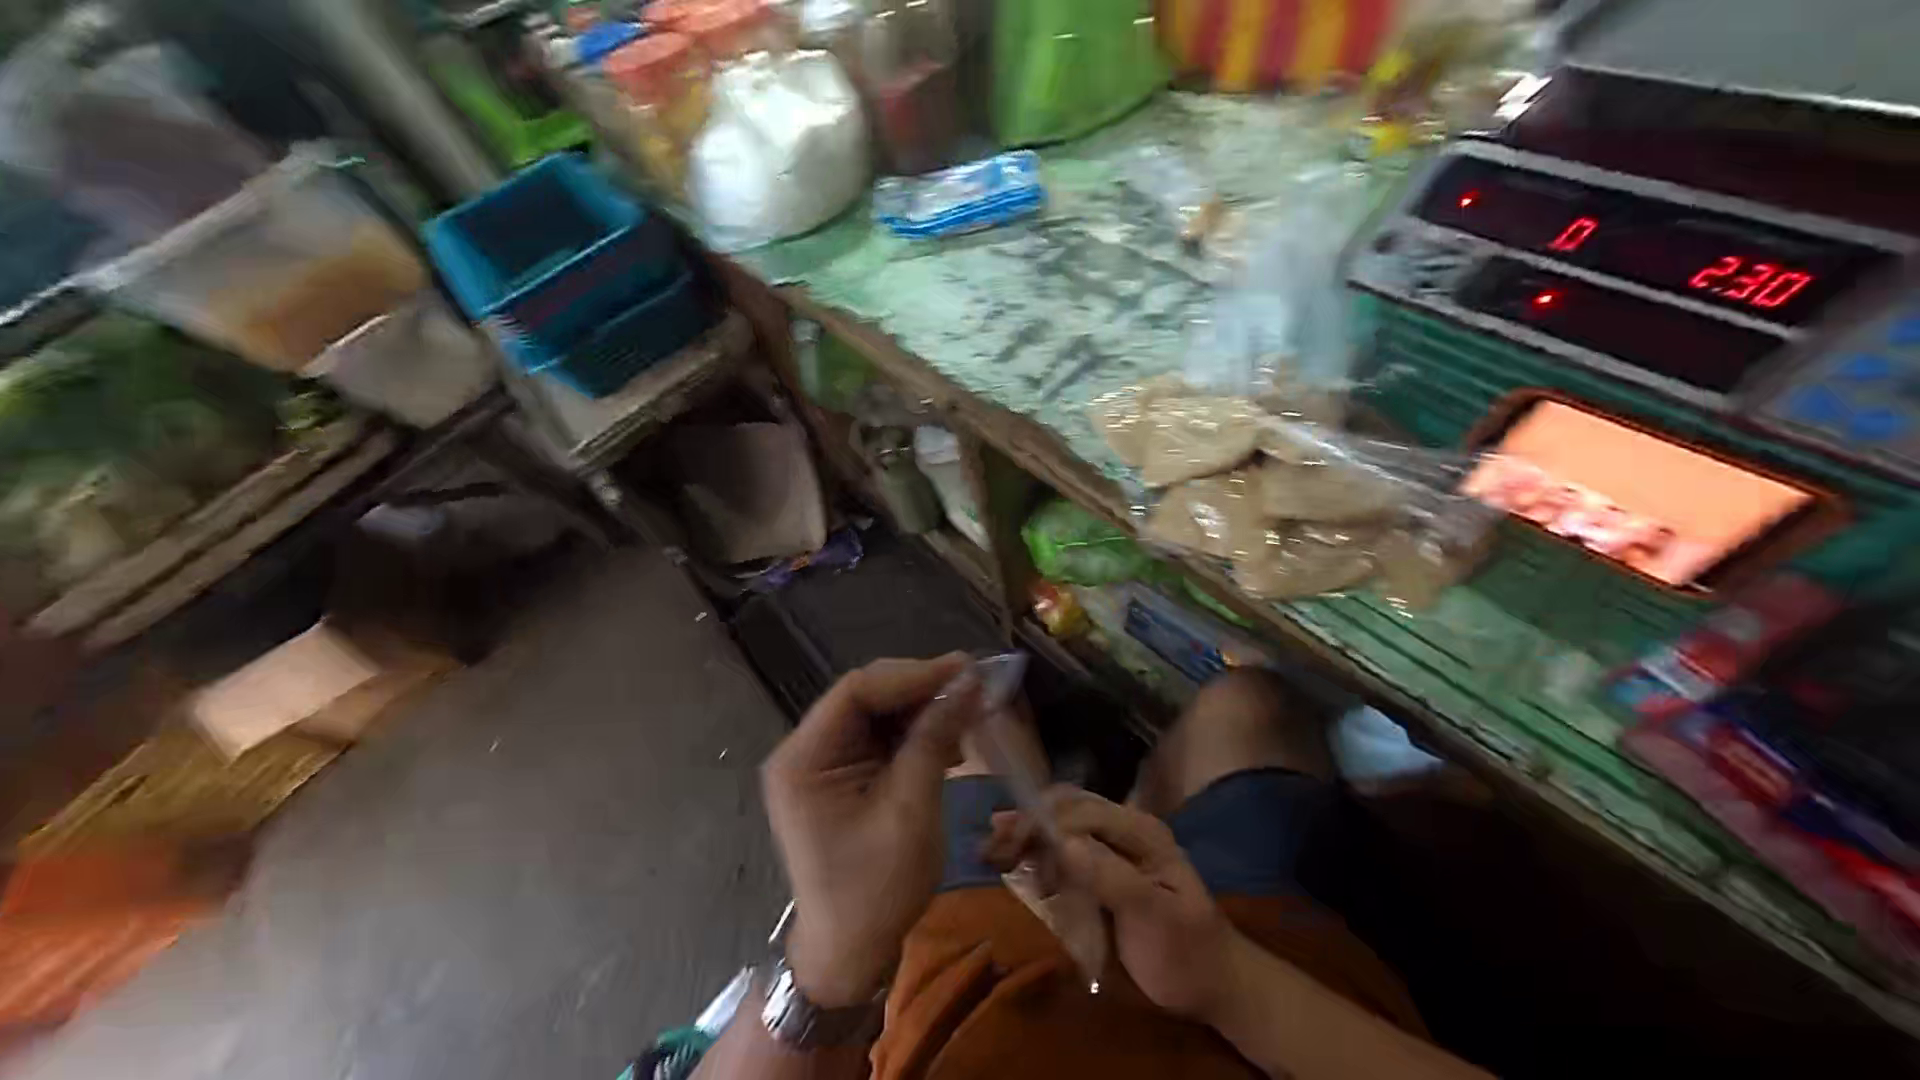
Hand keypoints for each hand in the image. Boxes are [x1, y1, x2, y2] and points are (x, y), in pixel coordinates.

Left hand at [761, 653, 981, 1006]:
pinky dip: (917, 735)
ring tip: (970, 712)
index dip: (913, 675)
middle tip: (975, 686)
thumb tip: (968, 682)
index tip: (965, 670)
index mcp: (804, 759)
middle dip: (921, 690)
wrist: (851, 954)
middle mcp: (806, 751)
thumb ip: (933, 740)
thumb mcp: (910, 811)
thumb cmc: (875, 891)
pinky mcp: (845, 776)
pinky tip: (949, 743)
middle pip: (866, 697)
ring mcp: (824, 763)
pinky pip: (882, 738)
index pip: (856, 691)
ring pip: (879, 714)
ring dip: (924, 711)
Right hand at [986, 787, 1241, 1020]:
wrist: (1214, 982)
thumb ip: (1112, 877)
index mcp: (1142, 832)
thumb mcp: (1155, 919)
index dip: (1044, 823)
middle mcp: (1125, 828)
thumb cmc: (1187, 953)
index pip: (1082, 811)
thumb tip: (1064, 843)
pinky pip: (1065, 847)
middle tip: (992, 843)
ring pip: (1062, 823)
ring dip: (1028, 833)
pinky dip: (1038, 850)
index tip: (1011, 846)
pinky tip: (1016, 858)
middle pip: (1067, 809)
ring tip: (992, 847)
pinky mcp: (1105, 866)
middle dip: (1028, 822)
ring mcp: (1114, 845)